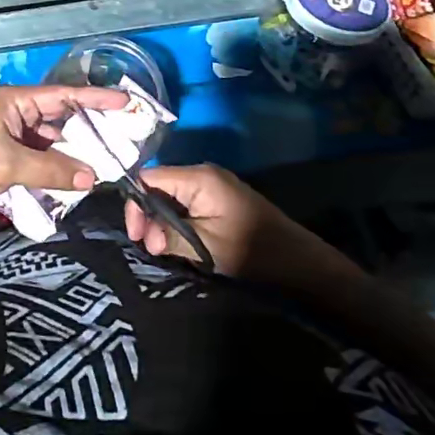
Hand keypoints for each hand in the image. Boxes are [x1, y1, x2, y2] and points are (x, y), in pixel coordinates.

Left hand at [0, 84, 131, 221]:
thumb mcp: (10, 164)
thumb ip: (54, 169)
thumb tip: (92, 177)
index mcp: (12, 101)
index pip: (62, 95)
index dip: (96, 98)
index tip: (128, 101)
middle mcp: (10, 114)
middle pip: (56, 120)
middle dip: (85, 134)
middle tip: (120, 146)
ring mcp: (3, 137)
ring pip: (46, 144)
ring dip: (68, 157)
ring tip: (101, 170)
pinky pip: (33, 162)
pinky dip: (50, 172)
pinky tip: (70, 185)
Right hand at [124, 164, 291, 277]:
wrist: (297, 261)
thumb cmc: (251, 250)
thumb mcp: (206, 245)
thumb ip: (170, 235)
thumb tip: (146, 237)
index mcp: (198, 177)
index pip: (149, 178)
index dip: (137, 204)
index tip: (138, 235)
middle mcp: (202, 173)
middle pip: (159, 186)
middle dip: (149, 216)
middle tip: (151, 247)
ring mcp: (211, 185)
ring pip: (171, 196)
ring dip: (163, 221)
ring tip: (162, 247)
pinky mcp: (218, 198)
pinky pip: (186, 203)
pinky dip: (177, 221)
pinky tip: (177, 240)